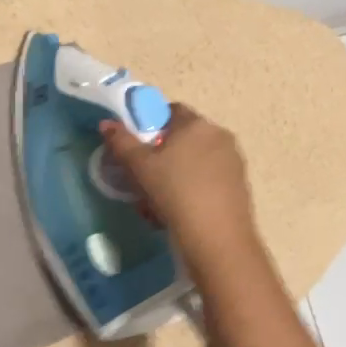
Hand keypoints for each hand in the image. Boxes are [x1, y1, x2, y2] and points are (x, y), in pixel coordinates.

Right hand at [100, 104, 255, 253]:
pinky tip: (177, 210)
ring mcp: (232, 161)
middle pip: (183, 137)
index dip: (150, 125)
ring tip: (157, 199)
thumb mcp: (139, 166)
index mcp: (196, 124)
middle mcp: (219, 136)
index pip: (170, 111)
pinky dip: (190, 188)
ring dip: (175, 173)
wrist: (215, 235)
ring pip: (194, 160)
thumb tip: (106, 123)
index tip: (136, 148)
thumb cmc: (174, 192)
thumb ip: (122, 141)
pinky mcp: (238, 184)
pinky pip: (207, 179)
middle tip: (142, 177)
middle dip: (161, 154)